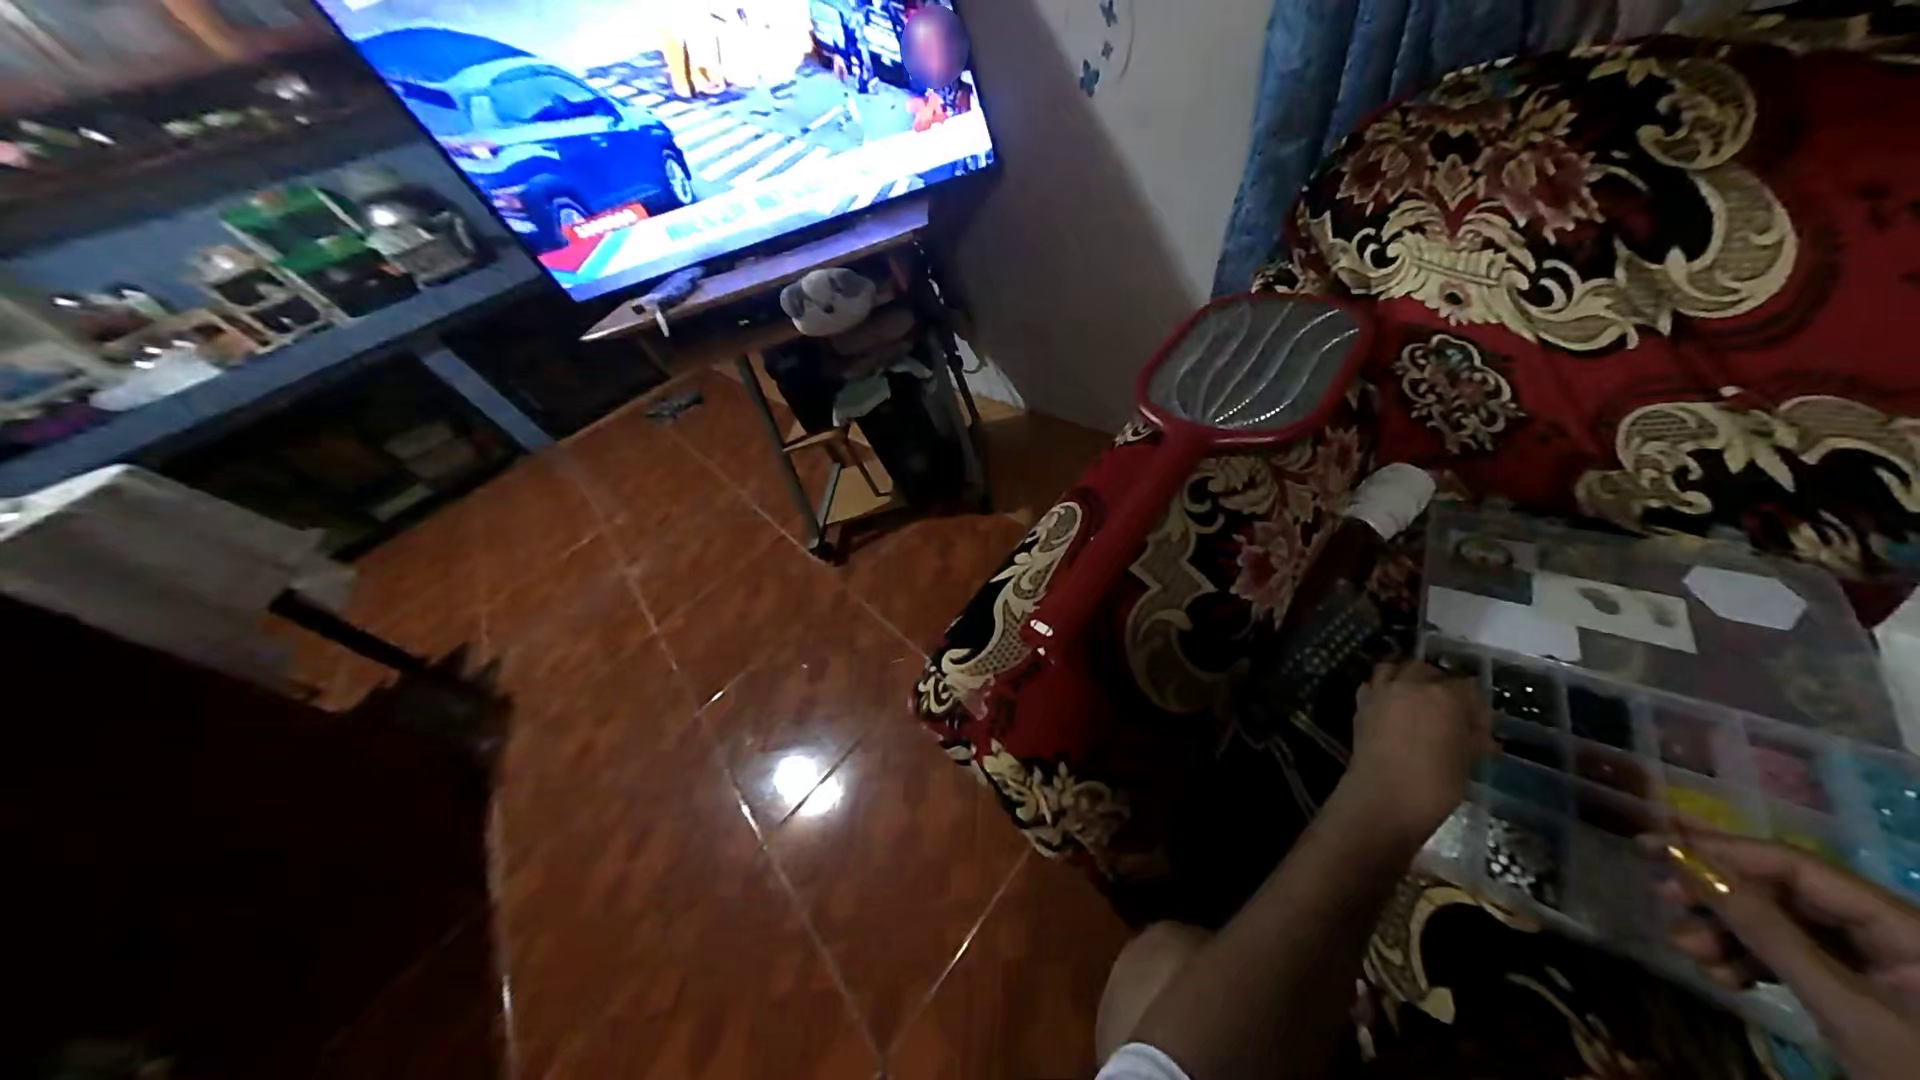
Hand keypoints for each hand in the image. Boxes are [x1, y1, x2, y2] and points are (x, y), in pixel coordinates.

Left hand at [1343, 660, 1493, 840]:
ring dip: (1405, 676)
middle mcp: (1409, 685)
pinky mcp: (1360, 704)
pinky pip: (1372, 685)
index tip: (1478, 722)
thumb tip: (1480, 735)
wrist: (1383, 795)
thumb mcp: (1466, 760)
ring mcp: (1381, 692)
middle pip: (1425, 670)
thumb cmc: (1435, 783)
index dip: (1473, 703)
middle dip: (1438, 682)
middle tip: (1448, 705)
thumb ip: (1472, 738)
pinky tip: (1391, 705)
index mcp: (1444, 696)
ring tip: (1416, 697)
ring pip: (1393, 668)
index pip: (1465, 685)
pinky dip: (1382, 688)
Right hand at [1656, 831, 1919, 1079]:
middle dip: (1721, 900)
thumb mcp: (1844, 1008)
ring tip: (1690, 954)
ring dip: (1726, 934)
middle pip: (1786, 894)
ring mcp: (1883, 966)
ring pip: (1782, 925)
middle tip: (1664, 900)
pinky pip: (1794, 957)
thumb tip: (1685, 864)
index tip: (1653, 848)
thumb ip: (1767, 932)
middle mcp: (1897, 935)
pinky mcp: (1865, 990)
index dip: (1723, 852)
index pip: (1800, 867)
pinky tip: (1722, 976)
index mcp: (1912, 929)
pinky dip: (1749, 961)